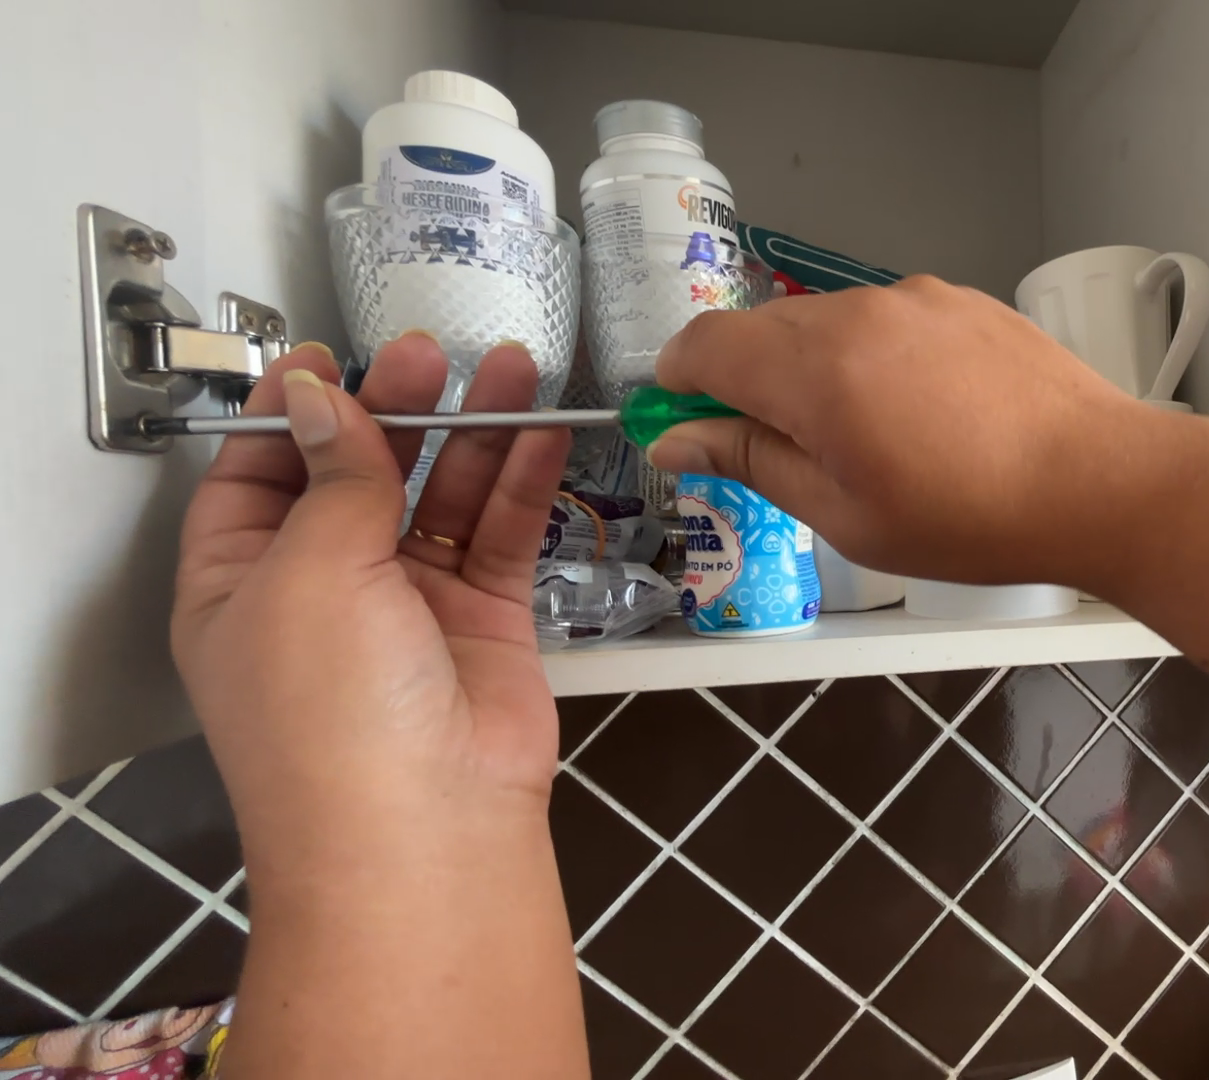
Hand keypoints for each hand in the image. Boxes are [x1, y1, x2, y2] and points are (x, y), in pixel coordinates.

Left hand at [170, 336, 570, 875]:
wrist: (432, 815)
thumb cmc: (332, 711)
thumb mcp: (309, 578)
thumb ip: (336, 482)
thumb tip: (321, 398)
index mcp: (245, 575)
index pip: (262, 470)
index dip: (295, 410)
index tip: (332, 355)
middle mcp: (331, 579)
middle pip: (370, 472)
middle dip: (405, 410)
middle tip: (439, 356)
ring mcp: (417, 595)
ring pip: (450, 496)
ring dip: (483, 436)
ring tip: (517, 375)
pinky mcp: (489, 609)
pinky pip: (504, 532)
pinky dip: (525, 484)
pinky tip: (546, 439)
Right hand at [648, 275, 1160, 588]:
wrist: (1101, 483)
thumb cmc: (969, 521)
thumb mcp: (846, 515)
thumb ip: (753, 462)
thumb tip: (675, 438)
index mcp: (817, 367)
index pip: (705, 343)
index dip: (680, 379)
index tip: (688, 419)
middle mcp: (860, 309)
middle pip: (764, 329)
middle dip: (750, 381)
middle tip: (783, 446)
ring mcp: (919, 296)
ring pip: (828, 322)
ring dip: (816, 368)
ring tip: (867, 435)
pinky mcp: (964, 299)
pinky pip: (888, 319)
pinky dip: (873, 354)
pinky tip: (920, 408)